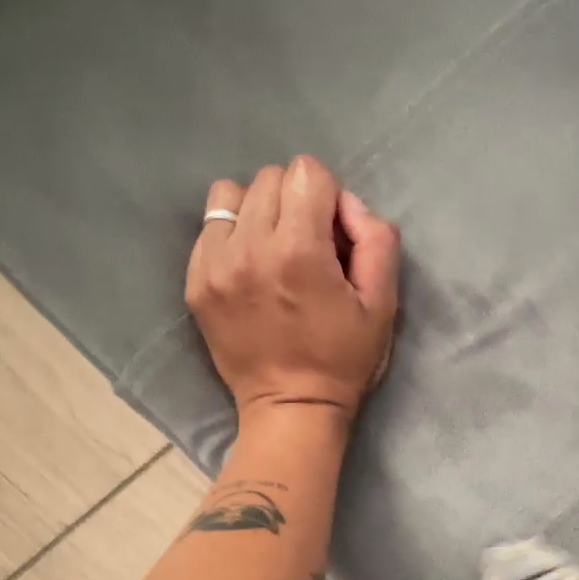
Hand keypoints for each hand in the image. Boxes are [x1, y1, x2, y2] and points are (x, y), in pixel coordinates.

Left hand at [186, 155, 400, 416]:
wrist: (291, 407)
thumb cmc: (345, 359)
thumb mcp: (383, 304)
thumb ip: (377, 241)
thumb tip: (350, 207)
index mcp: (300, 251)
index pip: (307, 172)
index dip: (330, 199)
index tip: (336, 237)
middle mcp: (250, 247)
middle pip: (270, 178)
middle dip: (297, 203)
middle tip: (309, 247)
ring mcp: (215, 263)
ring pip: (232, 193)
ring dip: (259, 211)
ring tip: (274, 251)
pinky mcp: (195, 280)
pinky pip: (210, 226)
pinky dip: (234, 235)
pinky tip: (252, 269)